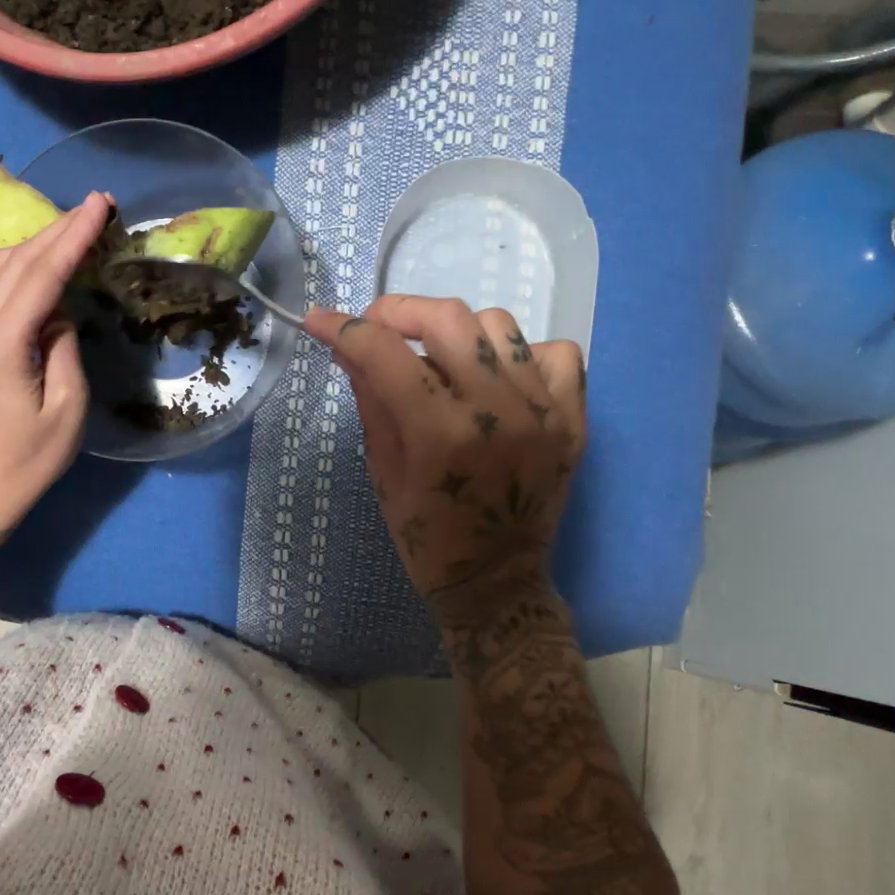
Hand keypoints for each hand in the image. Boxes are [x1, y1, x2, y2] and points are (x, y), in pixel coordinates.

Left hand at [0, 191, 111, 519]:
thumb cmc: (36, 453)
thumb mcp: (69, 404)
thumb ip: (64, 345)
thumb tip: (59, 309)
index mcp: (3, 344)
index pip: (41, 275)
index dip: (73, 237)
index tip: (99, 206)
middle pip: (17, 262)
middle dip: (57, 229)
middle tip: (94, 205)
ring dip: (31, 244)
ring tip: (67, 232)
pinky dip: (3, 265)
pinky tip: (23, 266)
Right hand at [304, 296, 586, 623]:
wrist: (495, 582)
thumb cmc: (427, 540)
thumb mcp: (384, 474)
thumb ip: (372, 404)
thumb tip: (351, 350)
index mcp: (441, 436)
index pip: (385, 354)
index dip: (344, 329)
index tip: (321, 321)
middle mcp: (497, 412)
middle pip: (448, 319)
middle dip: (400, 312)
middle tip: (378, 329)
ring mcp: (543, 413)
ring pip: (500, 326)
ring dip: (459, 332)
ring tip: (442, 359)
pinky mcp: (573, 420)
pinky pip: (556, 353)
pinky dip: (523, 354)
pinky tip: (499, 379)